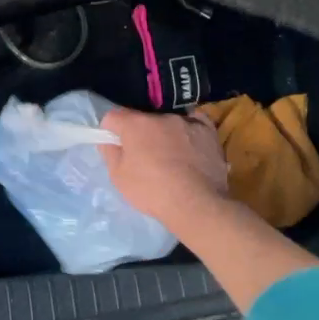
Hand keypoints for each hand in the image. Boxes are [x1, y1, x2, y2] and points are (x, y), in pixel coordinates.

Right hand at [99, 106, 230, 228]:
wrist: (196, 203)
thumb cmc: (151, 190)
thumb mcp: (118, 176)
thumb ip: (110, 152)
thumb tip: (109, 141)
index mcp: (136, 124)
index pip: (113, 116)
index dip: (110, 131)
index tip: (114, 147)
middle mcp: (162, 116)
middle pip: (142, 119)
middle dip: (138, 133)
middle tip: (141, 157)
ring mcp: (188, 122)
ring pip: (167, 122)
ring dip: (163, 134)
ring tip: (168, 157)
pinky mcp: (209, 131)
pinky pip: (192, 124)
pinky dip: (187, 132)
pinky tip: (188, 147)